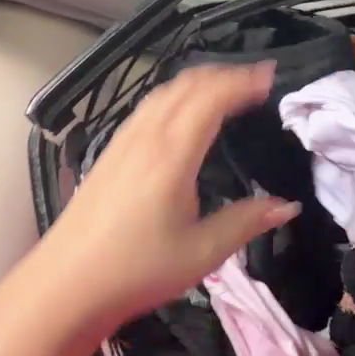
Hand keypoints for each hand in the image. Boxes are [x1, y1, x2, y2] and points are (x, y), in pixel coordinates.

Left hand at [34, 63, 300, 326]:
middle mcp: (146, 135)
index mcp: (172, 153)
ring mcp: (123, 140)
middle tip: (256, 79)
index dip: (242, 81)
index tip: (270, 76)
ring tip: (226, 87)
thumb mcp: (201, 253)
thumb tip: (287, 205)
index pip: (211, 97)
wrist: (67, 282)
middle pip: (187, 85)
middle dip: (223, 74)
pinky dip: (175, 94)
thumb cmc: (138, 269)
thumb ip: (245, 222)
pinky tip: (182, 111)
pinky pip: (148, 105)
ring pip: (164, 91)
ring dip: (198, 80)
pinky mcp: (110, 151)